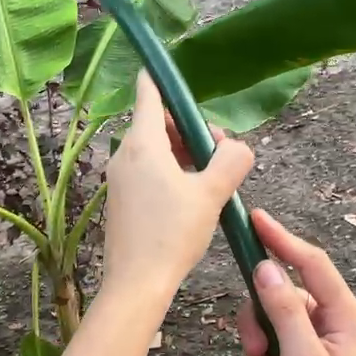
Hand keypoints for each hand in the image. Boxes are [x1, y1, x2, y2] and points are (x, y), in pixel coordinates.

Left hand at [99, 72, 253, 305]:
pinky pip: (147, 173)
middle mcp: (124, 155)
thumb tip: (236, 147)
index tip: (180, 72)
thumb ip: (231, 160)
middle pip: (158, 123)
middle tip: (218, 153)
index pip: (150, 92)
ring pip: (154, 151)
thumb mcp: (212, 194)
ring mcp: (118, 179)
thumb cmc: (172, 235)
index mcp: (143, 143)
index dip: (165, 77)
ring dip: (183, 155)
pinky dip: (169, 174)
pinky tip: (190, 200)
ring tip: (210, 181)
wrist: (137, 283)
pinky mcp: (119, 202)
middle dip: (189, 129)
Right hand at [236, 209, 355, 355]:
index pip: (310, 262)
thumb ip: (283, 310)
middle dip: (260, 322)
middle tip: (259, 350)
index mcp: (345, 314)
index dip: (282, 238)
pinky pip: (266, 344)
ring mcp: (313, 339)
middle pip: (280, 293)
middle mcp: (331, 319)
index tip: (255, 219)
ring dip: (259, 350)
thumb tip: (265, 269)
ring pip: (268, 320)